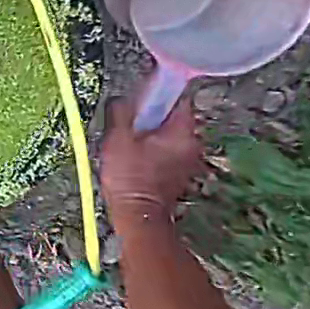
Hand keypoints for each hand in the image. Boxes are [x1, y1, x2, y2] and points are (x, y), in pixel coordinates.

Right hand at [100, 94, 201, 223]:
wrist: (137, 216)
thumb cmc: (129, 177)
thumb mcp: (117, 138)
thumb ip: (121, 111)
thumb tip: (122, 99)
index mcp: (183, 132)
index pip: (178, 98)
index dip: (158, 93)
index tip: (140, 96)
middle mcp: (192, 145)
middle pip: (173, 117)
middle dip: (152, 116)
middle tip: (130, 122)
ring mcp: (188, 161)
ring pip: (169, 135)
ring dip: (151, 134)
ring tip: (129, 141)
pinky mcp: (178, 174)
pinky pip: (167, 151)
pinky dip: (153, 149)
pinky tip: (134, 157)